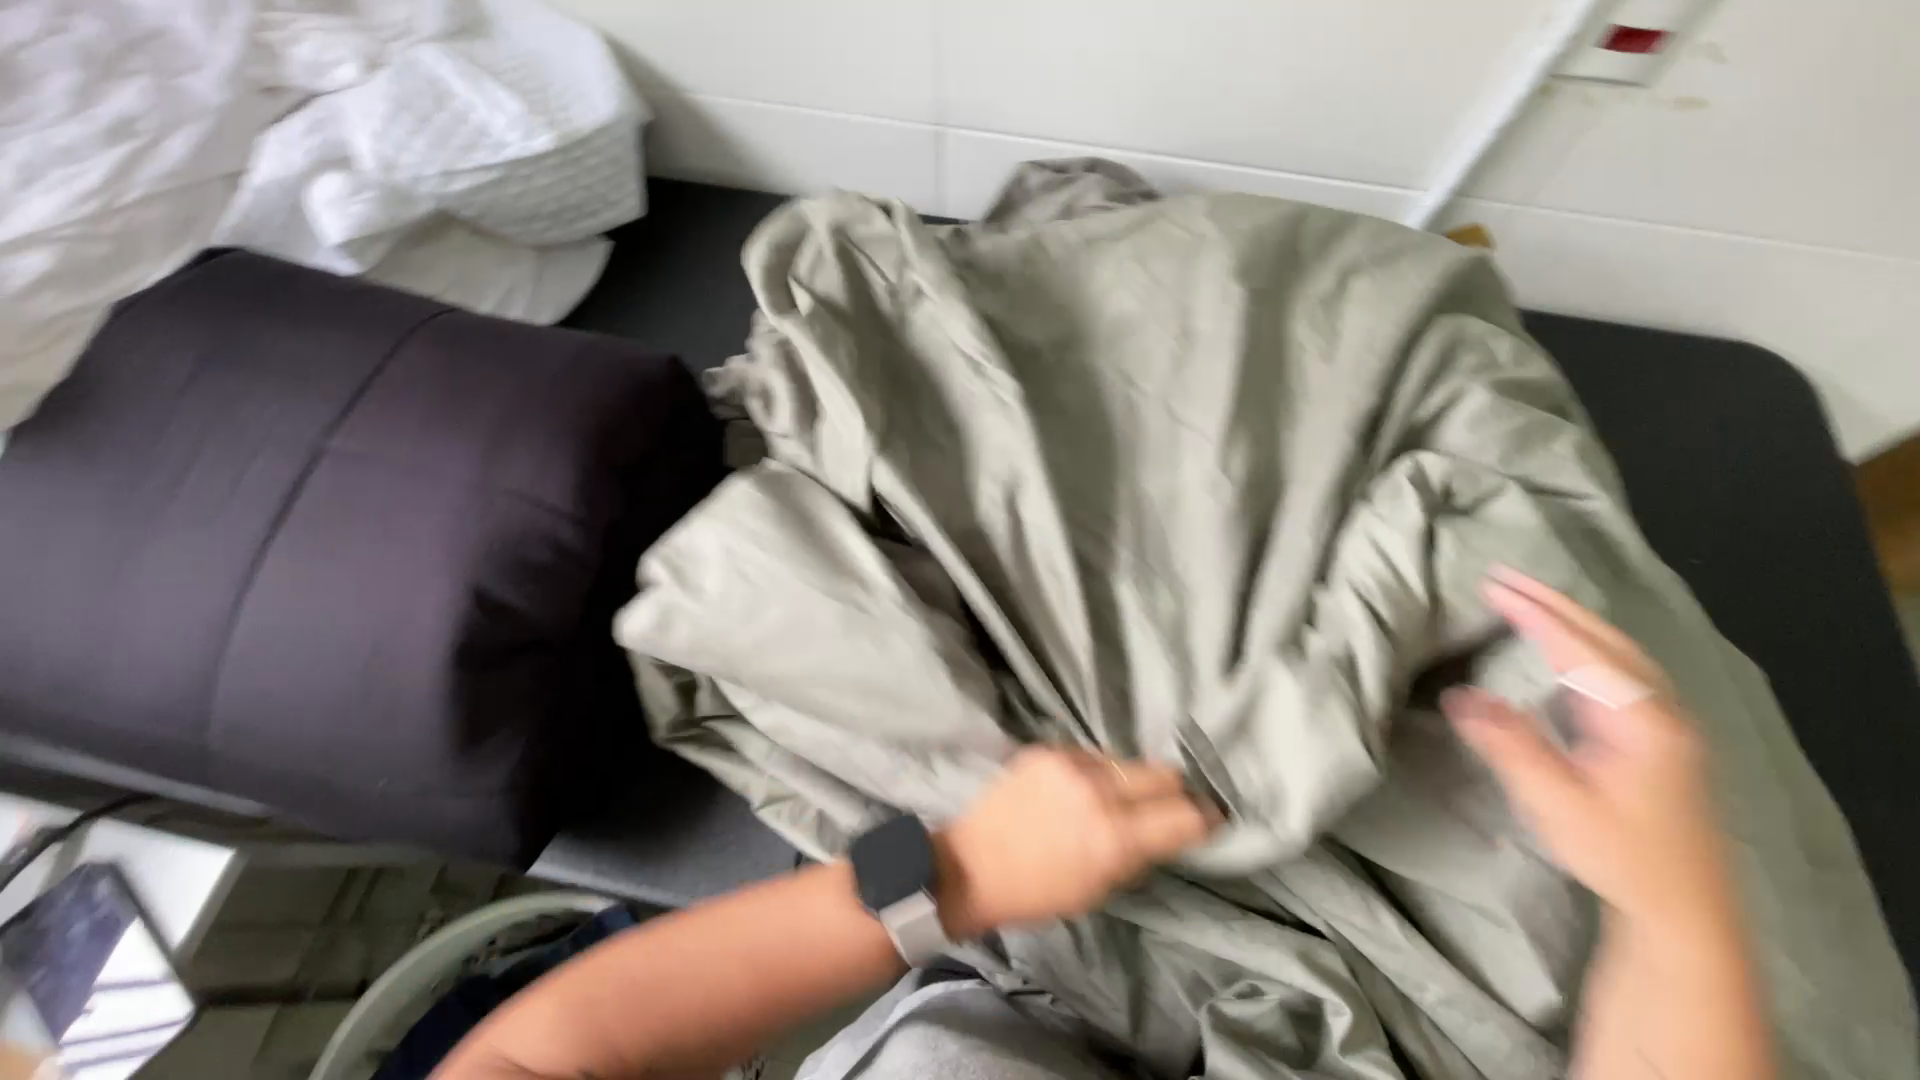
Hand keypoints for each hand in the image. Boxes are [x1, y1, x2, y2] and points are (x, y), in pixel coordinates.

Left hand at [934, 746, 1217, 936]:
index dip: (1204, 818)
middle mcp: (1096, 792)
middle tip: (1165, 807)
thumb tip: (1170, 829)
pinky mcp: (1046, 750)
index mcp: (1113, 837)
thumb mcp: (1099, 889)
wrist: (972, 864)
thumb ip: (1139, 854)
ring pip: (1126, 760)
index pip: (1184, 815)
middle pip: (1163, 773)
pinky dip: (1095, 771)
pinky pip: (1091, 755)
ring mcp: (1069, 765)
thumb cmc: (1038, 891)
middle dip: (1171, 792)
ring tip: (1112, 800)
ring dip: (1129, 780)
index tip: (1209, 819)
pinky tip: (1079, 790)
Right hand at [1442, 567, 1734, 932]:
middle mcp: (1660, 710)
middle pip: (1606, 638)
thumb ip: (1508, 744)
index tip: (1494, 584)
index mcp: (1638, 718)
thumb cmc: (1619, 854)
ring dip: (1573, 620)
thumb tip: (1456, 695)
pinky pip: (1622, 671)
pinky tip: (1569, 650)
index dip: (1535, 613)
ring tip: (1529, 599)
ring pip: (1618, 652)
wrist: (1684, 909)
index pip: (1578, 649)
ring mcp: (1667, 723)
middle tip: (1505, 577)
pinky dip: (1588, 644)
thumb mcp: (1555, 801)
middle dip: (1554, 603)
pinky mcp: (1662, 739)